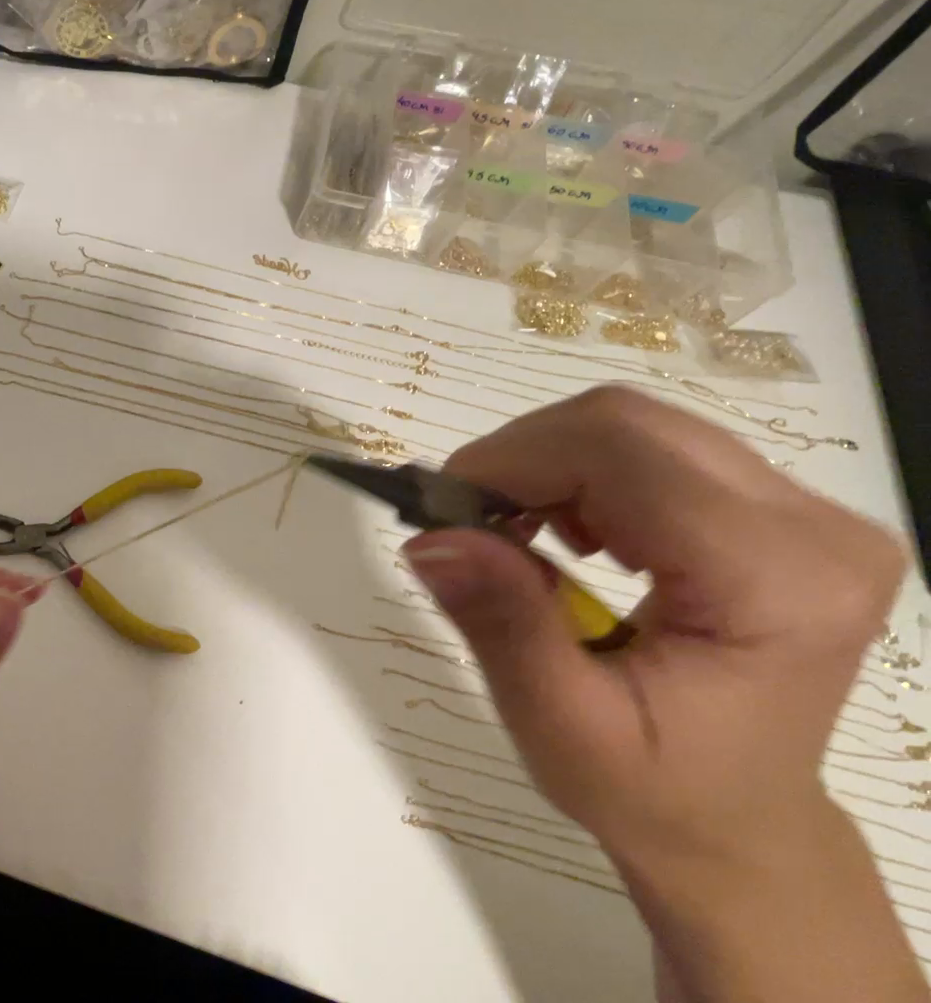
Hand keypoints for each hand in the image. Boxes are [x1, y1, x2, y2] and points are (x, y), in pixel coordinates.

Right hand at [403, 386, 920, 1001]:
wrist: (734, 822)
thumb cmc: (650, 788)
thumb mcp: (559, 722)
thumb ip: (502, 623)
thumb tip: (431, 538)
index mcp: (776, 584)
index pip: (623, 459)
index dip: (512, 464)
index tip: (437, 509)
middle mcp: (816, 529)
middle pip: (629, 424)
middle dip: (521, 458)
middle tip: (465, 522)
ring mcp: (810, 513)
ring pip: (636, 425)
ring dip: (546, 464)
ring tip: (515, 533)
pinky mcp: (783, 511)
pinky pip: (653, 448)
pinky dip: (579, 472)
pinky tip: (568, 532)